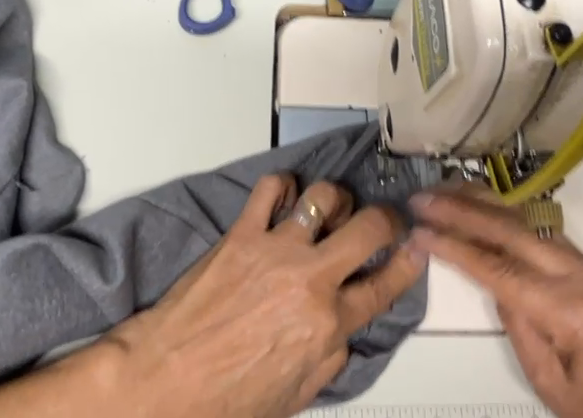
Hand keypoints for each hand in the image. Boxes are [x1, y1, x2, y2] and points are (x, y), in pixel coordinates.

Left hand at [106, 174, 428, 417]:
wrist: (166, 382)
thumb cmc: (225, 397)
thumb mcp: (297, 393)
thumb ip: (330, 355)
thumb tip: (341, 328)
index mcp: (326, 325)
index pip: (383, 287)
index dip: (406, 264)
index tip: (415, 248)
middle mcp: (309, 279)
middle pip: (367, 229)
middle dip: (386, 220)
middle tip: (384, 220)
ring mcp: (275, 249)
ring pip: (323, 198)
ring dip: (334, 200)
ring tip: (331, 209)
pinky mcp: (241, 233)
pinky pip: (270, 189)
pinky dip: (283, 186)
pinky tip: (285, 198)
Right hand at [411, 188, 582, 417]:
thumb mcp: (546, 380)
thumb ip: (517, 325)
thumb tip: (492, 281)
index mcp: (567, 311)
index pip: (497, 269)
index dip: (454, 246)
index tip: (420, 230)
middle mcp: (580, 275)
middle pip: (510, 230)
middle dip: (461, 209)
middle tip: (422, 198)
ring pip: (527, 219)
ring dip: (482, 201)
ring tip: (444, 190)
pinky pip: (541, 229)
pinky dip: (505, 212)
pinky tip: (483, 204)